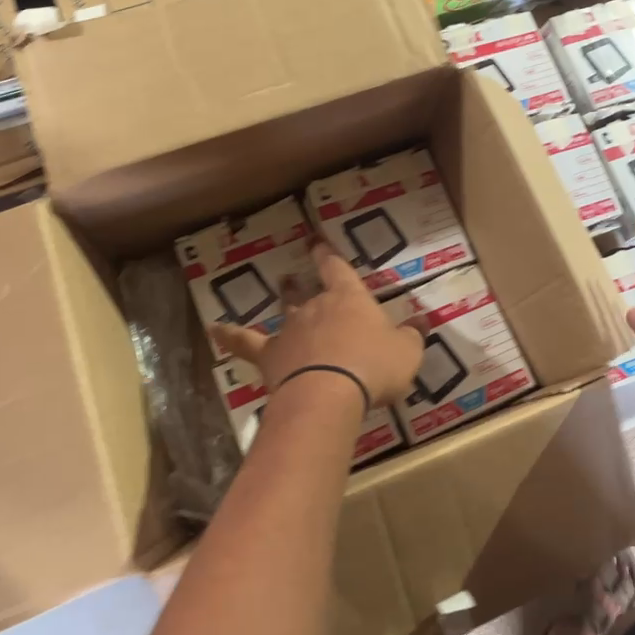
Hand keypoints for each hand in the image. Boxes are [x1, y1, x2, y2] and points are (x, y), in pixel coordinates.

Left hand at [211, 243, 424, 410]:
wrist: (329, 393)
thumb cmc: (373, 367)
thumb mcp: (406, 353)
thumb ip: (411, 336)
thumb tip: (420, 324)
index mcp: (349, 299)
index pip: (337, 268)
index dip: (328, 255)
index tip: (317, 241)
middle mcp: (316, 307)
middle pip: (309, 291)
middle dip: (304, 283)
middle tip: (295, 275)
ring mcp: (290, 330)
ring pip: (285, 312)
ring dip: (284, 300)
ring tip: (281, 287)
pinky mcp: (270, 356)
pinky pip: (246, 343)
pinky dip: (229, 335)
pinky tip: (214, 329)